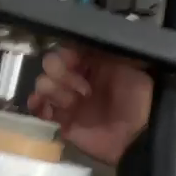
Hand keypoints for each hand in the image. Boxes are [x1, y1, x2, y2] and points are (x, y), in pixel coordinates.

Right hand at [29, 46, 152, 165]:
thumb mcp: (127, 66)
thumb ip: (104, 51)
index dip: (66, 55)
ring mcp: (68, 100)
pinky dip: (36, 106)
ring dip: (52, 91)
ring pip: (42, 85)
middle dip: (60, 74)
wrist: (139, 135)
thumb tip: (80, 40)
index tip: (75, 62)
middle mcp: (76, 78)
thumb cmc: (136, 97)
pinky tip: (43, 108)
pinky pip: (40, 110)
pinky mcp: (62, 122)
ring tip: (71, 104)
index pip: (66, 50)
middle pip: (50, 65)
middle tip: (83, 90)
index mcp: (90, 63)